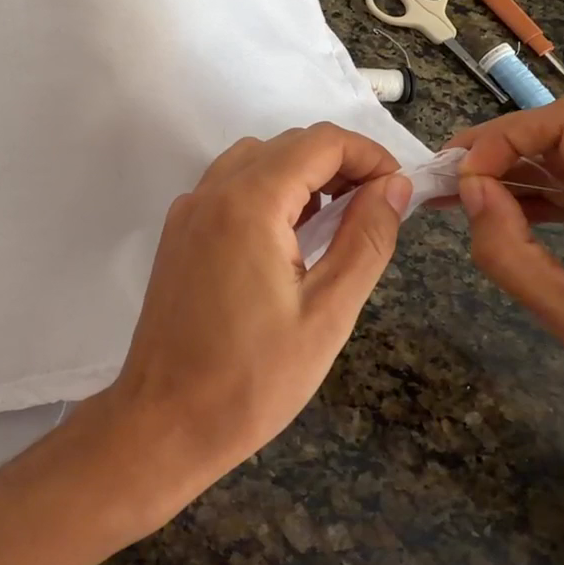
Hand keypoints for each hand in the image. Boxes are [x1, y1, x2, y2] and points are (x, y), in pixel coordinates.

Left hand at [82, 123, 411, 508]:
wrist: (164, 423)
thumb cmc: (252, 379)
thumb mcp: (328, 314)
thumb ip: (366, 239)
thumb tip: (394, 187)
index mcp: (249, 202)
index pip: (321, 142)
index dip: (369, 155)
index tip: (399, 190)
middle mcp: (212, 191)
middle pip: (287, 145)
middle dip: (340, 163)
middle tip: (377, 208)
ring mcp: (189, 210)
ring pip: (256, 160)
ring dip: (302, 174)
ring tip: (338, 220)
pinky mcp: (179, 233)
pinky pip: (229, 187)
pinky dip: (268, 191)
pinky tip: (290, 237)